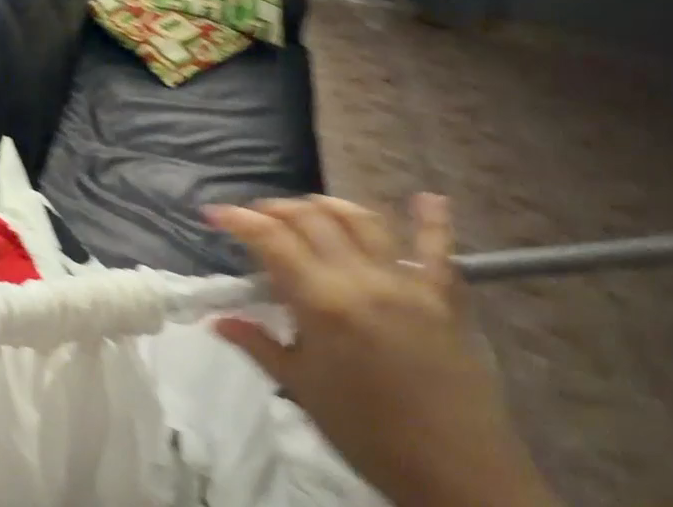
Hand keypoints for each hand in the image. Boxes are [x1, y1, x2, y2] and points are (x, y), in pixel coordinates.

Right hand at [206, 195, 558, 506]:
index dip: (237, 220)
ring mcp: (407, 284)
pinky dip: (432, 221)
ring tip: (308, 207)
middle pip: (312, 220)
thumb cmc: (367, 433)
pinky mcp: (445, 299)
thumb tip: (219, 320)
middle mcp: (362, 279)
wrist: (459, 474)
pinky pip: (439, 251)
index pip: (270, 240)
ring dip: (330, 206)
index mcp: (322, 301)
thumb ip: (260, 344)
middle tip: (255, 217)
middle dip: (276, 210)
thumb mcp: (302, 388)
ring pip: (363, 221)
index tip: (213, 214)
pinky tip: (427, 197)